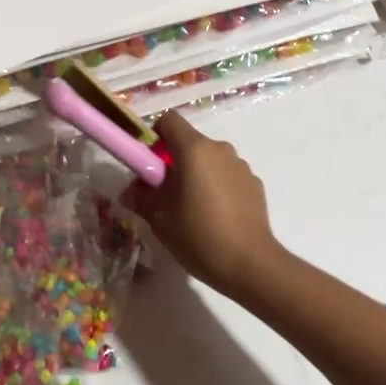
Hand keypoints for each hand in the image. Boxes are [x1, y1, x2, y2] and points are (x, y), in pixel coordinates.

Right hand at [123, 111, 287, 295]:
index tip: (150, 164)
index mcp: (194, 150)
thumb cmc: (199, 236)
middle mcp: (220, 149)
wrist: (250, 264)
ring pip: (210, 160)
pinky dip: (218, 187)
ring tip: (193, 210)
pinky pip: (228, 175)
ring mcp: (240, 165)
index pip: (170, 120)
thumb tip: (130, 190)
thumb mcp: (161, 220)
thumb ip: (142, 197)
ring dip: (198, 175)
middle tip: (166, 195)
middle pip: (190, 142)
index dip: (155, 136)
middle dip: (175, 161)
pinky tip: (217, 217)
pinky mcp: (254, 183)